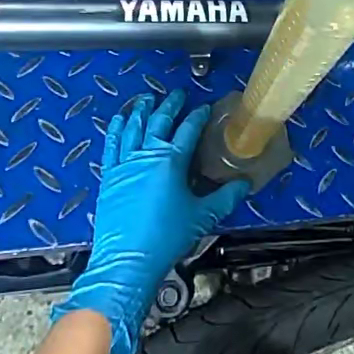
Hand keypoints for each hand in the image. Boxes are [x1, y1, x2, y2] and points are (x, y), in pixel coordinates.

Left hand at [52, 90, 248, 353]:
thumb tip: (244, 184)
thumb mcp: (202, 217)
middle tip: (176, 94)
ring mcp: (124, 162)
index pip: (187, 130)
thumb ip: (224, 197)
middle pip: (158, 121)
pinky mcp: (109, 174)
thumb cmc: (167, 237)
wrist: (128, 258)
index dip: (196, 116)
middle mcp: (146, 154)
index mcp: (171, 161)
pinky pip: (112, 144)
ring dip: (140, 110)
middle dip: (169, 105)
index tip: (203, 106)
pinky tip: (119, 119)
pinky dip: (116, 128)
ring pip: (132, 127)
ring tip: (146, 98)